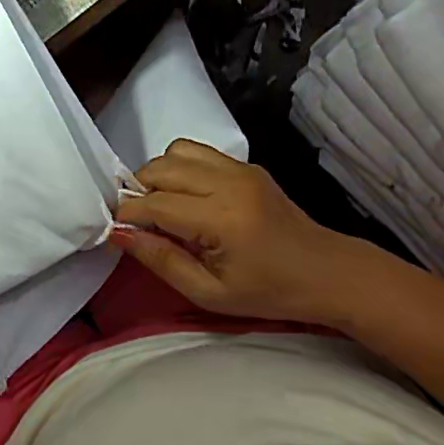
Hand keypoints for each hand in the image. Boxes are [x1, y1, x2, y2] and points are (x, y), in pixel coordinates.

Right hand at [113, 139, 380, 323]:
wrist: (326, 272)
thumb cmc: (268, 292)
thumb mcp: (208, 292)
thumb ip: (161, 260)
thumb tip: (120, 233)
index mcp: (222, 218)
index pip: (155, 203)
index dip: (128, 215)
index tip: (116, 230)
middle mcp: (230, 183)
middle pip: (160, 168)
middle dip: (138, 191)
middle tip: (139, 223)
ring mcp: (240, 169)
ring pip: (177, 152)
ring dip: (158, 176)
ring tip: (161, 208)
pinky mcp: (247, 166)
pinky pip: (198, 152)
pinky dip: (180, 169)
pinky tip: (186, 199)